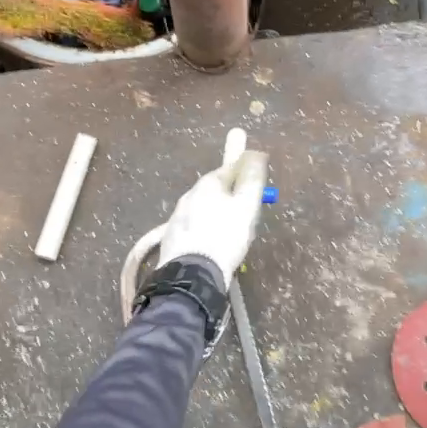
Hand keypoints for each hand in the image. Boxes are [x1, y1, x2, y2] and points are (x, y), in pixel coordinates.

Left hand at [154, 150, 267, 286]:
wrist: (191, 275)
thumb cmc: (225, 236)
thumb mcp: (247, 204)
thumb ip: (252, 177)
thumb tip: (255, 152)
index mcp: (208, 183)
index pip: (229, 169)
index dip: (243, 175)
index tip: (254, 187)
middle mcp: (189, 195)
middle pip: (215, 191)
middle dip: (230, 199)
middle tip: (244, 218)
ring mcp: (177, 218)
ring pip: (203, 211)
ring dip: (216, 217)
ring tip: (229, 238)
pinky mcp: (170, 239)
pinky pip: (193, 230)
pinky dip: (204, 234)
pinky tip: (210, 248)